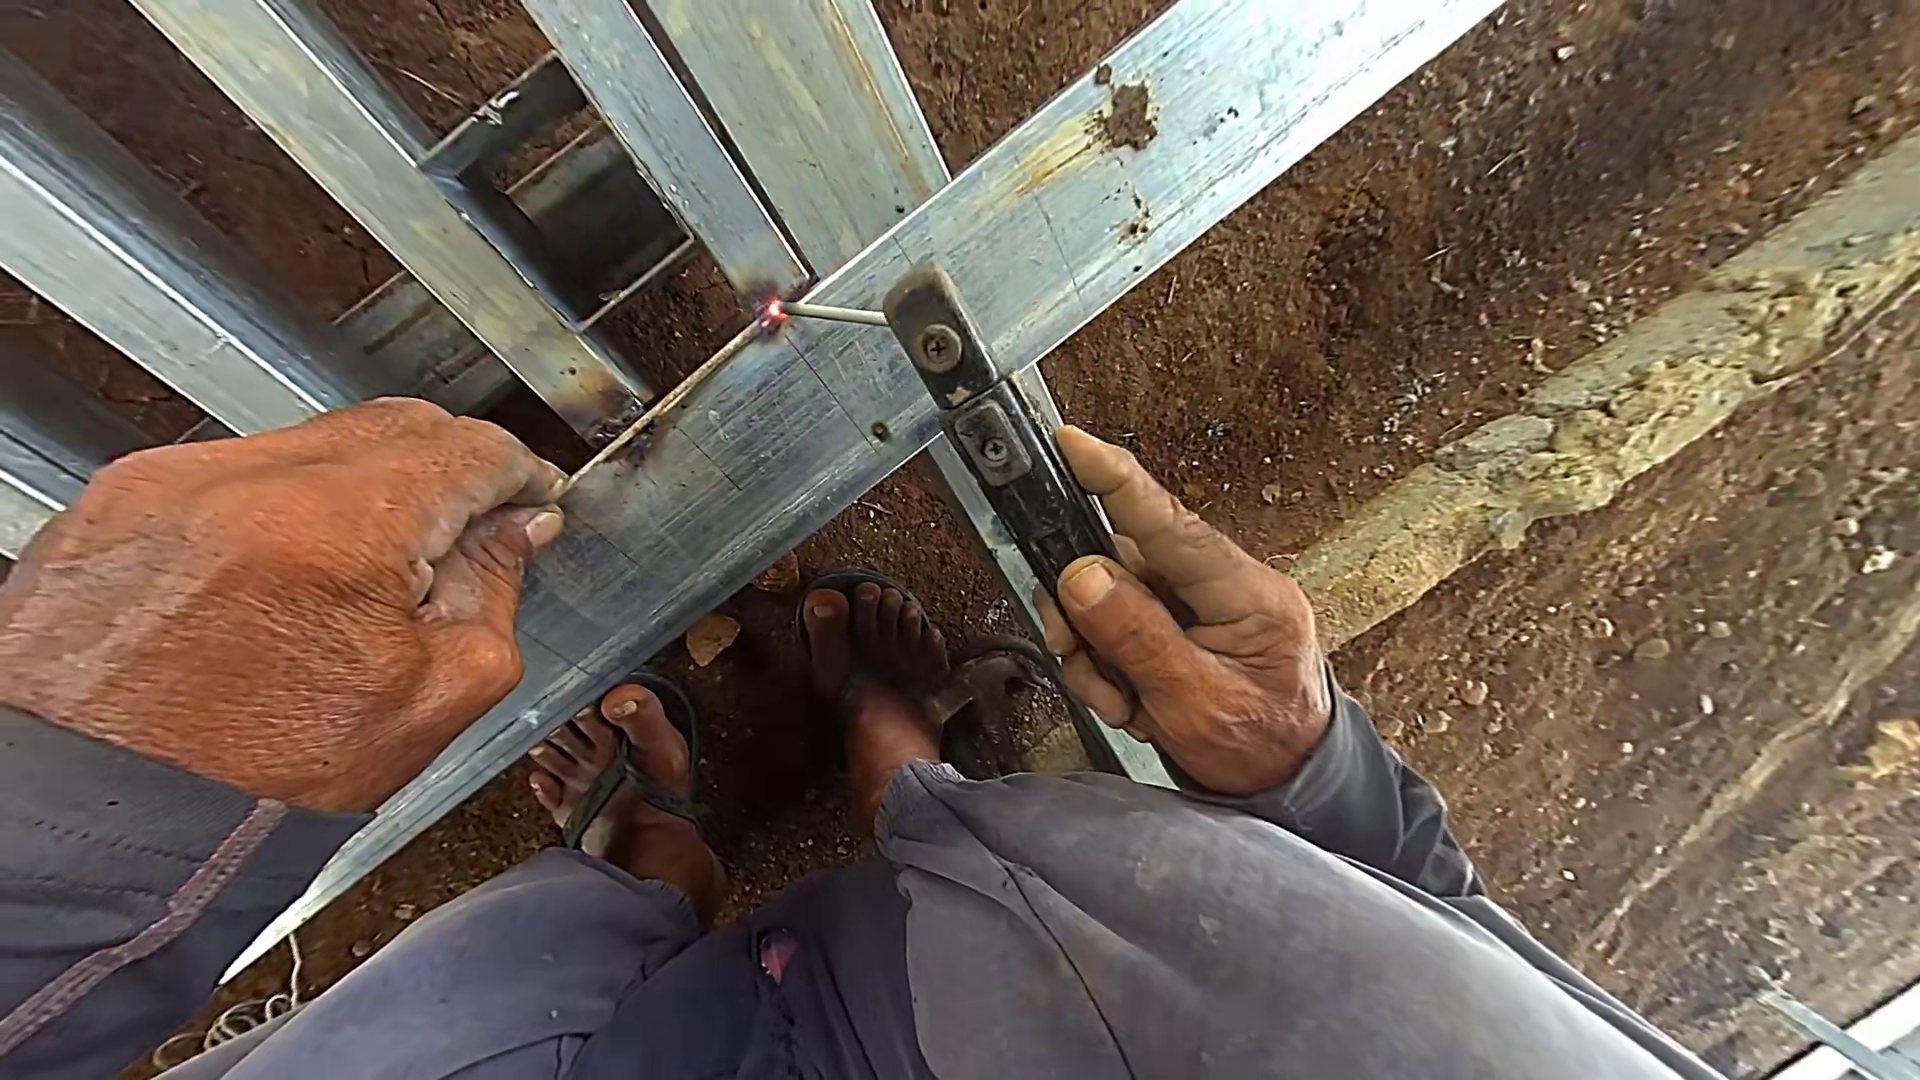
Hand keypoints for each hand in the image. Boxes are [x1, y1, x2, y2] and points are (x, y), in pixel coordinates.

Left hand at [0, 399, 566, 811]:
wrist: (102, 822)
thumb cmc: (276, 768)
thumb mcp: (455, 678)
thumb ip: (498, 579)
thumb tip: (523, 524)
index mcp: (339, 531)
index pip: (472, 452)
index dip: (525, 471)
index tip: (538, 495)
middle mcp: (242, 486)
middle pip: (407, 422)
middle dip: (467, 463)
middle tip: (489, 517)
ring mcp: (170, 485)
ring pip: (338, 434)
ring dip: (398, 477)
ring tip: (408, 549)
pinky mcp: (127, 501)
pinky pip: (268, 461)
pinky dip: (327, 490)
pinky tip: (338, 552)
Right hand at [1035, 427, 1330, 793]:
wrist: (1283, 783)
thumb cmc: (1262, 745)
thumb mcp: (1197, 702)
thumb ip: (1137, 636)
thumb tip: (1081, 574)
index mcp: (1243, 592)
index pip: (1168, 520)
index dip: (1115, 478)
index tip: (1071, 444)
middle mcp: (1215, 585)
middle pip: (1118, 561)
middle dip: (1083, 609)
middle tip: (1072, 648)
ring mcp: (1191, 604)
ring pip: (1104, 595)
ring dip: (1091, 647)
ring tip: (1116, 694)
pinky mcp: (1171, 623)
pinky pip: (1112, 622)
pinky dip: (1101, 661)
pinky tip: (1125, 696)